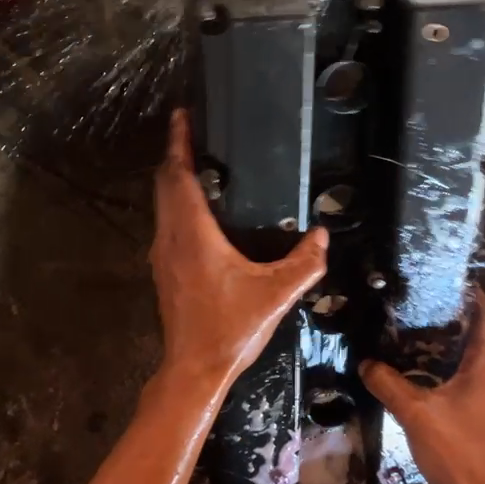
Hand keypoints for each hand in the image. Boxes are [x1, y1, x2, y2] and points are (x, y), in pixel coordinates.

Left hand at [150, 109, 328, 380]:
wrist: (192, 368)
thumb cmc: (230, 329)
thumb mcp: (275, 296)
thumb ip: (304, 264)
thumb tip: (322, 236)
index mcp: (193, 234)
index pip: (179, 176)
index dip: (179, 142)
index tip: (181, 115)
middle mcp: (171, 237)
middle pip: (165, 183)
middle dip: (175, 153)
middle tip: (191, 131)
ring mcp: (162, 253)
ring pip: (162, 203)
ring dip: (173, 178)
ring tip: (194, 161)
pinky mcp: (163, 268)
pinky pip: (165, 221)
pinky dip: (175, 201)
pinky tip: (196, 208)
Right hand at [361, 287, 484, 483]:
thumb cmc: (457, 451)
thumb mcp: (415, 413)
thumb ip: (388, 383)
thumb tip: (365, 362)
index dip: (471, 293)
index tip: (443, 276)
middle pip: (481, 334)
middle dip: (453, 315)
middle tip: (417, 300)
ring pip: (477, 357)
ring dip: (451, 342)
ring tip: (415, 330)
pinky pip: (474, 376)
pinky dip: (452, 365)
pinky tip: (424, 371)